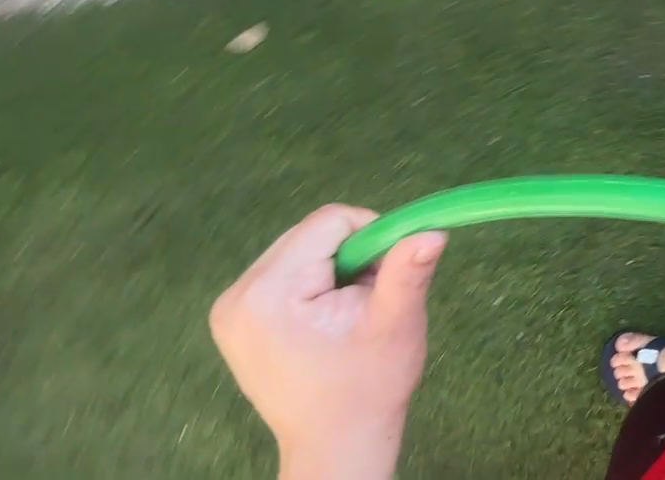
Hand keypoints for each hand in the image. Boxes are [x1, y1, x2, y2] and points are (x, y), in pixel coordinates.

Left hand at [210, 205, 446, 479]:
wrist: (336, 443)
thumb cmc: (368, 384)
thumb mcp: (396, 322)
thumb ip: (408, 270)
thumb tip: (433, 230)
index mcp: (269, 293)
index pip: (331, 221)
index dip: (373, 235)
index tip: (386, 276)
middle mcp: (237, 295)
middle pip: (313, 232)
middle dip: (354, 253)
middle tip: (369, 297)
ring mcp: (230, 308)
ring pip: (304, 247)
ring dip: (339, 266)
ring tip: (351, 310)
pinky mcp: (237, 318)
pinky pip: (289, 268)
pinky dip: (320, 280)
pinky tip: (329, 317)